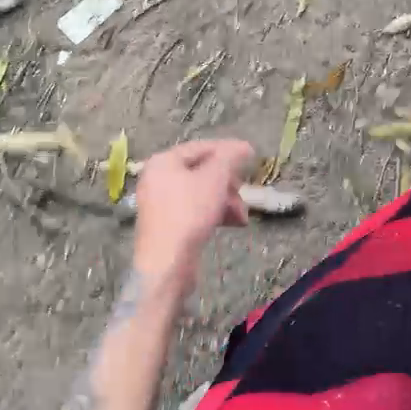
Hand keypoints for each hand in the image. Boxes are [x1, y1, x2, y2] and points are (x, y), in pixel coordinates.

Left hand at [131, 139, 254, 284]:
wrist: (167, 263)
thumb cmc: (190, 211)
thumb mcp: (216, 177)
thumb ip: (231, 156)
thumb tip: (244, 146)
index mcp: (164, 162)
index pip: (202, 147)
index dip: (229, 150)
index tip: (252, 158)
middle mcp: (158, 179)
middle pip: (204, 171)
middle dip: (229, 182)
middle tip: (244, 191)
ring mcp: (161, 204)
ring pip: (203, 192)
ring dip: (227, 200)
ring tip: (241, 216)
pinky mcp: (168, 225)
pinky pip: (196, 209)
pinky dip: (215, 212)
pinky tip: (233, 223)